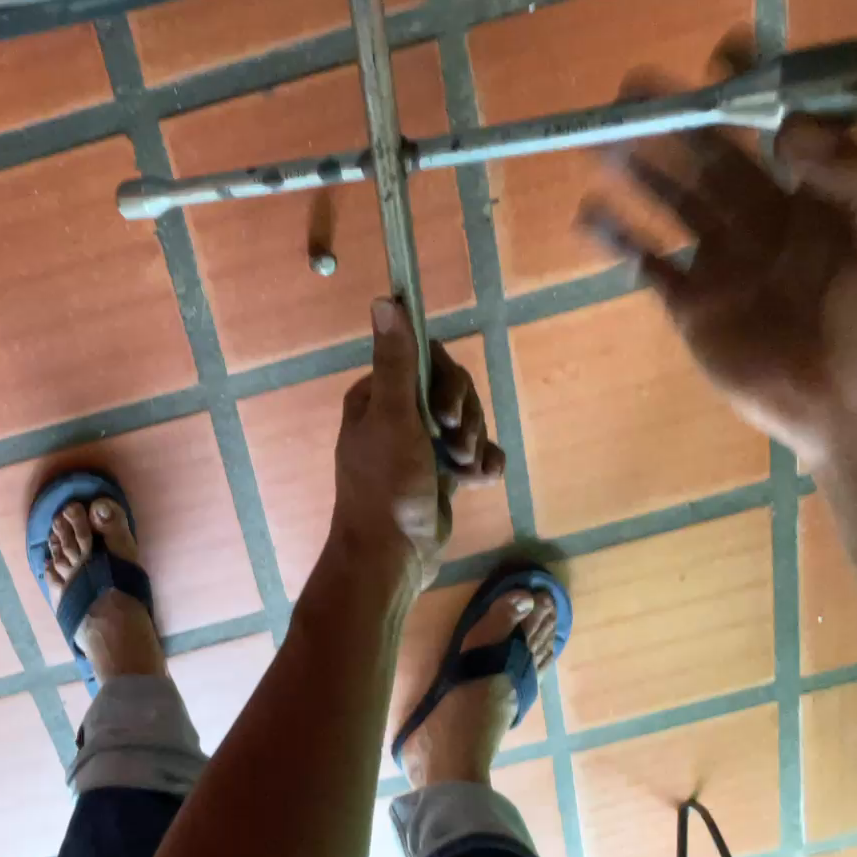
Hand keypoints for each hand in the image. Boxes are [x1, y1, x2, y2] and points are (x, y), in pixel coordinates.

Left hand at [331, 299, 505, 586]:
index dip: (446, 383)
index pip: (425, 361)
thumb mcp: (392, 419)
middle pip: (451, 391)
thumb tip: (385, 299)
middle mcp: (394, 414)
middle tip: (453, 448)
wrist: (393, 556)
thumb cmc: (387, 485)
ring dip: (473, 443)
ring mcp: (418, 444)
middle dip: (462, 418)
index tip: (445, 414)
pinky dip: (481, 464)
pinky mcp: (439, 471)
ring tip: (462, 471)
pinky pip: (475, 451)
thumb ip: (395, 362)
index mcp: (376, 396)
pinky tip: (479, 482)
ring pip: (466, 421)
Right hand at [582, 75, 856, 461]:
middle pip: (716, 159)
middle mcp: (774, 219)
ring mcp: (727, 262)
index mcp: (833, 197)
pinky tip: (590, 216)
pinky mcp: (692, 303)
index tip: (723, 51)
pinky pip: (647, 263)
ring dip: (638, 171)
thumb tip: (791, 130)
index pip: (790, 127)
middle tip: (633, 89)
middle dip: (677, 122)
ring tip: (600, 143)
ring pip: (674, 203)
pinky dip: (618, 241)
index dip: (758, 88)